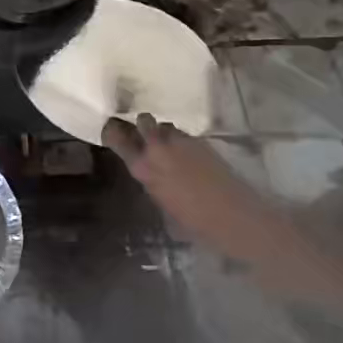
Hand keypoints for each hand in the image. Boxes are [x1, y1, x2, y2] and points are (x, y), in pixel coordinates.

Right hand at [103, 113, 296, 268]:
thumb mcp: (162, 202)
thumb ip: (152, 181)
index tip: (111, 130)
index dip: (112, 132)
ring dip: (164, 132)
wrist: (232, 214)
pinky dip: (182, 140)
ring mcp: (182, 142)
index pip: (118, 138)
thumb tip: (150, 172)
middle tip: (142, 133)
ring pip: (165, 125)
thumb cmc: (193, 221)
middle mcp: (159, 149)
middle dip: (141, 125)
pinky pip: (184, 135)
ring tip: (167, 144)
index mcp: (143, 168)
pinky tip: (187, 154)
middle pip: (143, 121)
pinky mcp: (202, 142)